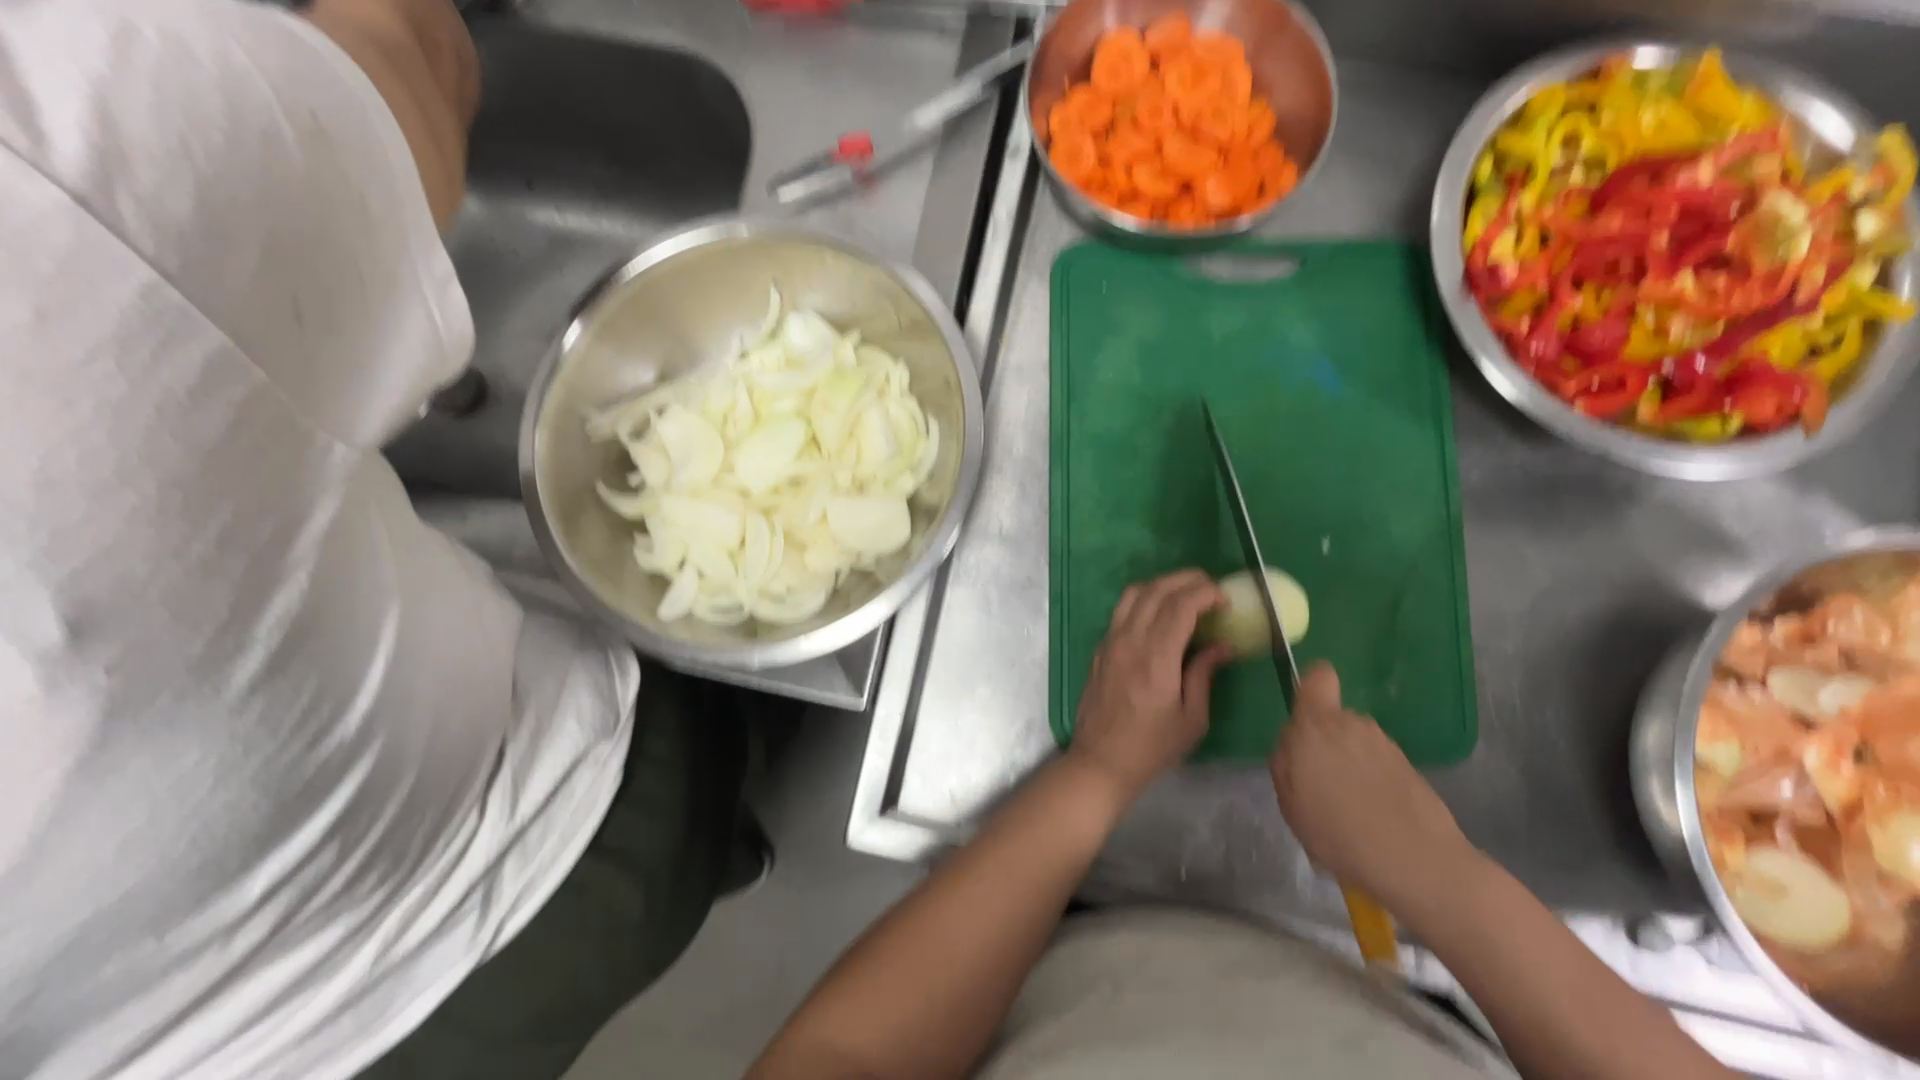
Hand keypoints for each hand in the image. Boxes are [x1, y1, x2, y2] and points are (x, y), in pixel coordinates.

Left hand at [1070, 570, 1233, 801]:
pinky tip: (1160, 614)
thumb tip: (1222, 646)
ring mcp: (1110, 642)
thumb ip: (1204, 675)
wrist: (1101, 761)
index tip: (1224, 599)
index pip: (1180, 605)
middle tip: (1211, 588)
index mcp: (1156, 658)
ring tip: (1187, 594)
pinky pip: (1122, 611)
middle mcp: (1129, 641)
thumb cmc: (1151, 747)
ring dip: (1163, 585)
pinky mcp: (1100, 649)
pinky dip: (1144, 600)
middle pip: (1156, 590)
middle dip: (1187, 580)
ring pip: (1134, 594)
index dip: (1205, 593)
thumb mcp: (1191, 718)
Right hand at [1270, 663, 1477, 910]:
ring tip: (1347, 809)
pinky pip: (1377, 764)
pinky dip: (1372, 782)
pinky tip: (1372, 817)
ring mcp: (1384, 744)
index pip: (1318, 678)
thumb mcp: (1289, 804)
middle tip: (1319, 786)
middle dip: (1324, 744)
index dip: (1312, 689)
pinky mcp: (1409, 765)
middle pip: (1332, 720)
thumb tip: (1292, 748)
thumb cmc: (1337, 832)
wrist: (1415, 860)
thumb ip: (1284, 765)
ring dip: (1349, 764)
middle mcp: (1352, 724)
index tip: (1305, 721)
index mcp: (1315, 726)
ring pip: (1355, 743)